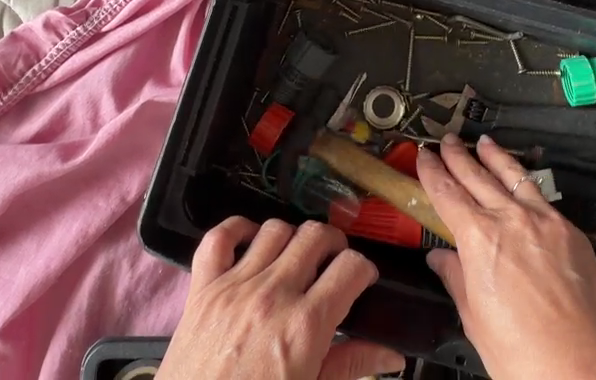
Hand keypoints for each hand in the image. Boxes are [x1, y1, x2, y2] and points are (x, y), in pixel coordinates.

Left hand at [157, 216, 403, 379]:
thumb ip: (350, 366)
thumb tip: (393, 355)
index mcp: (305, 326)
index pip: (351, 266)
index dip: (364, 269)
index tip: (362, 280)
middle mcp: (272, 295)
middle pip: (316, 235)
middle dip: (333, 245)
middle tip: (333, 265)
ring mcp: (234, 287)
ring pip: (276, 228)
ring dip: (292, 238)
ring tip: (295, 259)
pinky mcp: (202, 289)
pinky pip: (219, 236)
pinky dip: (237, 229)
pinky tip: (252, 242)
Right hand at [417, 135, 595, 379]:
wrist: (585, 371)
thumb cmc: (525, 357)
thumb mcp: (476, 321)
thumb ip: (457, 280)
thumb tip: (441, 259)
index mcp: (479, 240)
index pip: (448, 193)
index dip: (433, 171)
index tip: (424, 156)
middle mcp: (512, 220)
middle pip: (478, 176)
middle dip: (459, 156)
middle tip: (446, 141)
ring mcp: (545, 222)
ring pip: (514, 176)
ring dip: (494, 157)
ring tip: (482, 142)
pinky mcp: (571, 232)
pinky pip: (542, 196)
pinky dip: (526, 180)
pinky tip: (522, 180)